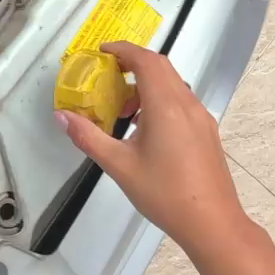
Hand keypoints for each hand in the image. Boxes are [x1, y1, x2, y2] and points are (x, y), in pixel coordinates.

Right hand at [54, 42, 251, 257]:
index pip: (146, 60)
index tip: (102, 52)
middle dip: (133, 63)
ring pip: (172, 84)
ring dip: (145, 84)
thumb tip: (62, 116)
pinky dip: (158, 99)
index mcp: (166, 106)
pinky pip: (180, 101)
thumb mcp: (118, 165)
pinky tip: (144, 128)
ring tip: (122, 108)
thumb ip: (88, 136)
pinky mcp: (206, 132)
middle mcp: (187, 105)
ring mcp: (201, 118)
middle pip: (161, 67)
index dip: (123, 50)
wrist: (213, 224)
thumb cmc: (165, 194)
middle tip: (107, 72)